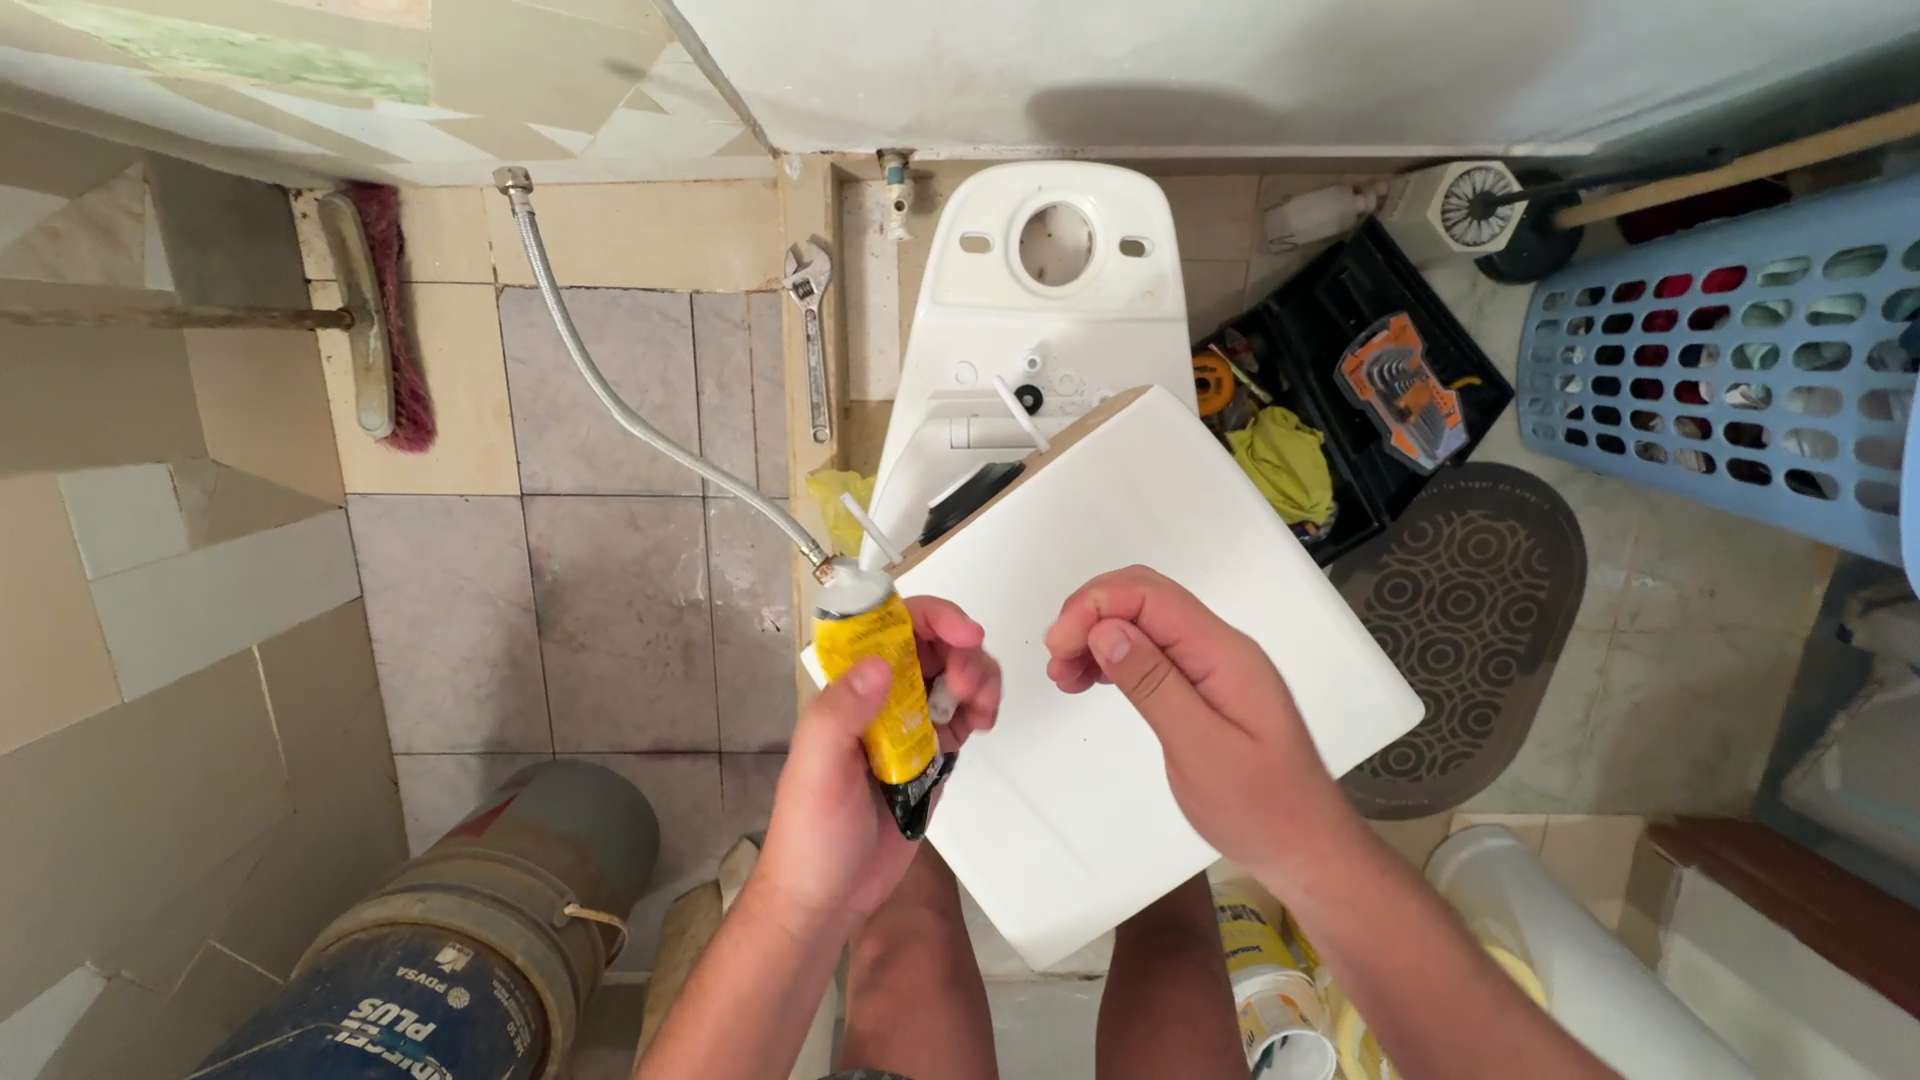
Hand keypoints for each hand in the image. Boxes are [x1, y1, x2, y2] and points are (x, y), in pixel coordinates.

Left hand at [757, 596, 1001, 924]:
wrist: (829, 897)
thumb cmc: (812, 834)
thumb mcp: (816, 769)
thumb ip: (841, 713)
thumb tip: (883, 664)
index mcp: (850, 689)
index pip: (891, 628)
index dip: (931, 616)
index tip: (964, 632)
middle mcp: (882, 698)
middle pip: (934, 645)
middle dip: (963, 649)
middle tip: (971, 686)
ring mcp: (911, 725)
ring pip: (955, 675)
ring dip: (979, 677)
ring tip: (983, 709)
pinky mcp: (934, 754)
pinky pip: (964, 714)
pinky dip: (982, 707)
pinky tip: (982, 723)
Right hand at [1043, 565, 1342, 875]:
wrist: (1305, 848)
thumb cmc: (1260, 808)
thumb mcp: (1201, 749)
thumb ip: (1153, 685)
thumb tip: (1105, 630)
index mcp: (1224, 653)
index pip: (1150, 596)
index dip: (1094, 606)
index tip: (1058, 646)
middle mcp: (1218, 647)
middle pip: (1145, 597)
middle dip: (1090, 614)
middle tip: (1057, 659)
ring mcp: (1211, 664)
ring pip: (1143, 621)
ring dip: (1096, 634)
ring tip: (1064, 674)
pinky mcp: (1201, 684)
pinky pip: (1150, 650)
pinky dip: (1112, 656)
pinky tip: (1089, 678)